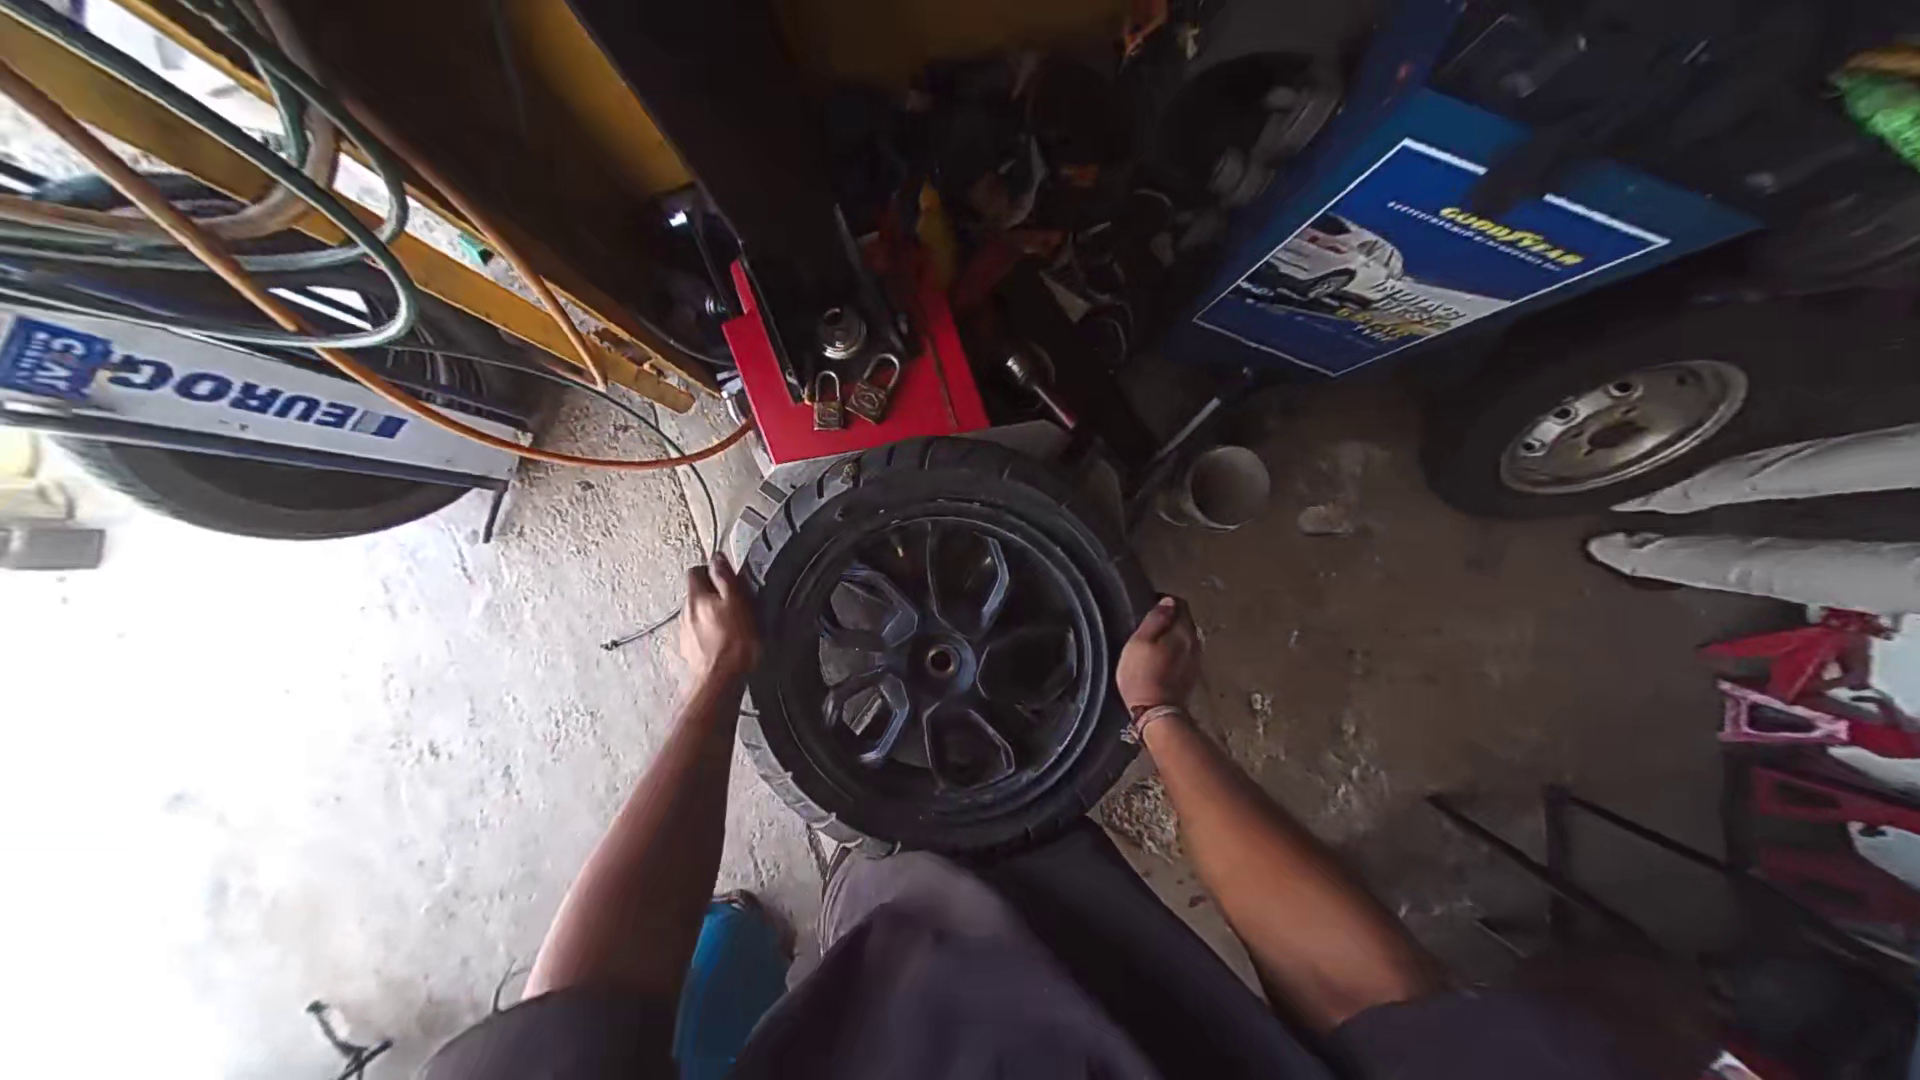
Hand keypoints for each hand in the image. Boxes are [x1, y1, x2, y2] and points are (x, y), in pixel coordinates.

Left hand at [680, 554, 759, 680]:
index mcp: (696, 597)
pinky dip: (709, 633)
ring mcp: (686, 633)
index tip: (727, 576)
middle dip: (713, 593)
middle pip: (696, 593)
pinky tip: (725, 641)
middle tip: (734, 601)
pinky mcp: (690, 650)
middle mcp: (685, 613)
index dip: (712, 570)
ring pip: (697, 614)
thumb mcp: (737, 601)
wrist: (722, 680)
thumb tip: (717, 558)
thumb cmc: (734, 643)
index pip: (696, 570)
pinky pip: (699, 634)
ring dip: (711, 614)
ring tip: (732, 623)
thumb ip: (725, 577)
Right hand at [1116, 596, 1200, 711]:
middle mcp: (1194, 642)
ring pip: (1184, 637)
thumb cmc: (1142, 674)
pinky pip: (1184, 653)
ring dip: (1171, 635)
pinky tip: (1160, 657)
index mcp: (1183, 631)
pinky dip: (1173, 649)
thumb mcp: (1139, 641)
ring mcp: (1195, 660)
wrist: (1156, 712)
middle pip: (1184, 620)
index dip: (1164, 601)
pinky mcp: (1191, 675)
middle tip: (1148, 623)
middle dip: (1170, 618)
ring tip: (1152, 640)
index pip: (1180, 604)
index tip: (1149, 605)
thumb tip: (1168, 601)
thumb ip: (1155, 619)